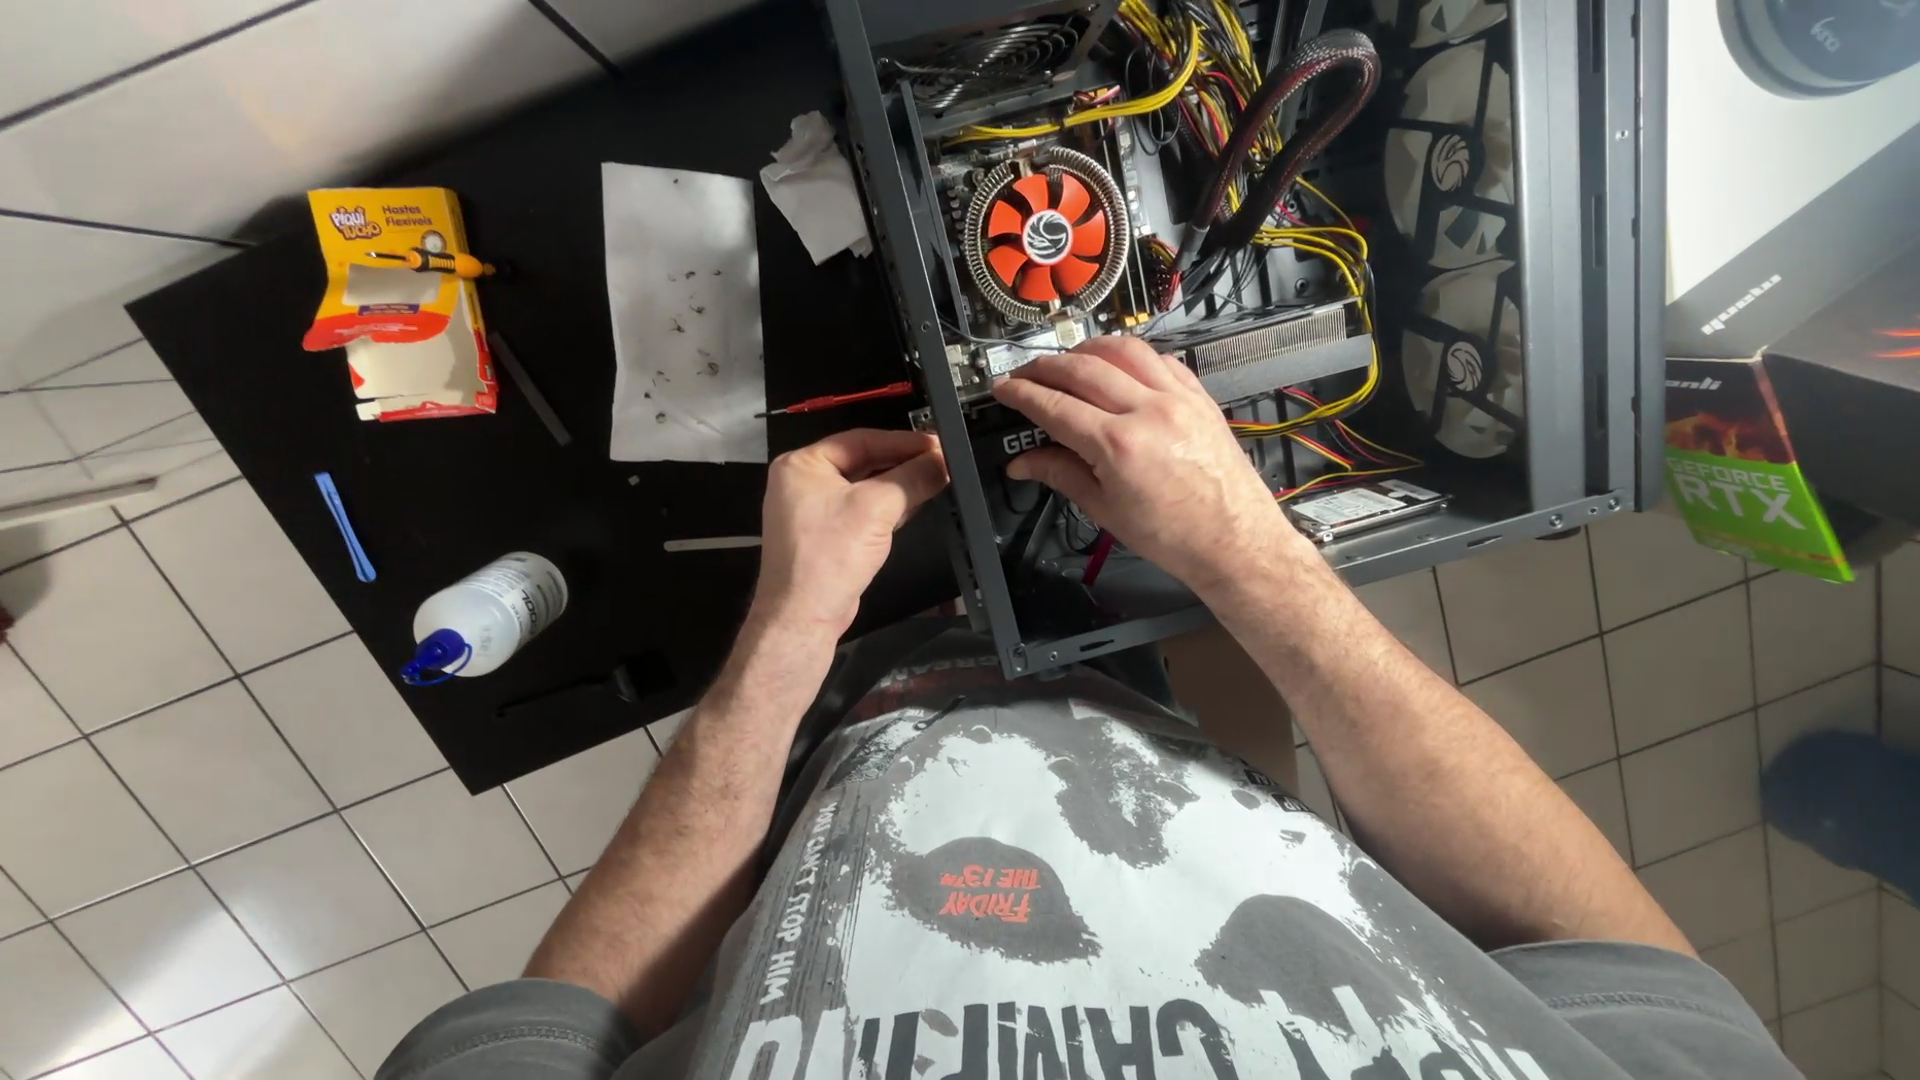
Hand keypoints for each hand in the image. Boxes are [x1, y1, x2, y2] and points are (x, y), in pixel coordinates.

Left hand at [752, 429, 949, 635]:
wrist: (804, 617)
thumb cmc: (830, 556)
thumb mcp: (876, 509)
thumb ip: (913, 479)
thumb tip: (944, 461)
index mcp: (803, 464)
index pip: (862, 439)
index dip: (904, 441)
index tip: (938, 444)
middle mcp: (806, 482)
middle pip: (865, 461)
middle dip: (905, 463)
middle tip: (943, 461)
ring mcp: (817, 510)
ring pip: (868, 486)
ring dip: (902, 484)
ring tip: (938, 478)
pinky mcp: (831, 535)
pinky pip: (866, 510)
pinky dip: (892, 506)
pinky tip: (919, 502)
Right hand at [993, 337, 1309, 597]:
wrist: (1233, 540)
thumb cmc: (1174, 535)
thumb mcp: (1104, 509)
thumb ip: (1059, 475)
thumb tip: (1023, 463)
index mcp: (1118, 446)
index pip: (1055, 406)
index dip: (1021, 394)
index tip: (1004, 389)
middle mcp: (1148, 411)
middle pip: (1082, 368)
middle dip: (1045, 367)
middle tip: (1025, 375)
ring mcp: (1177, 398)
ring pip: (1121, 349)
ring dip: (1086, 349)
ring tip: (1066, 361)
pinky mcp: (1198, 396)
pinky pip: (1158, 359)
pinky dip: (1128, 356)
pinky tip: (1115, 367)